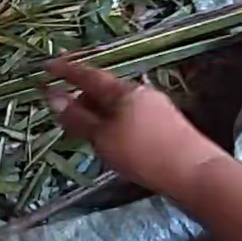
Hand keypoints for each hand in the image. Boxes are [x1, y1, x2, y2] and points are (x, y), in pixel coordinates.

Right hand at [44, 59, 231, 196]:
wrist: (194, 172)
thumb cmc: (143, 154)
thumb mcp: (103, 138)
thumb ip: (78, 119)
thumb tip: (53, 97)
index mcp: (123, 91)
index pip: (88, 76)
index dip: (66, 72)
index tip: (47, 67)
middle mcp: (140, 92)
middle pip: (104, 90)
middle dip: (83, 98)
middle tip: (65, 113)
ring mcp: (156, 107)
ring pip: (119, 105)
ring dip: (99, 113)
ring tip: (88, 133)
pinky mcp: (166, 124)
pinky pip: (131, 116)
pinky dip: (115, 123)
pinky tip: (114, 141)